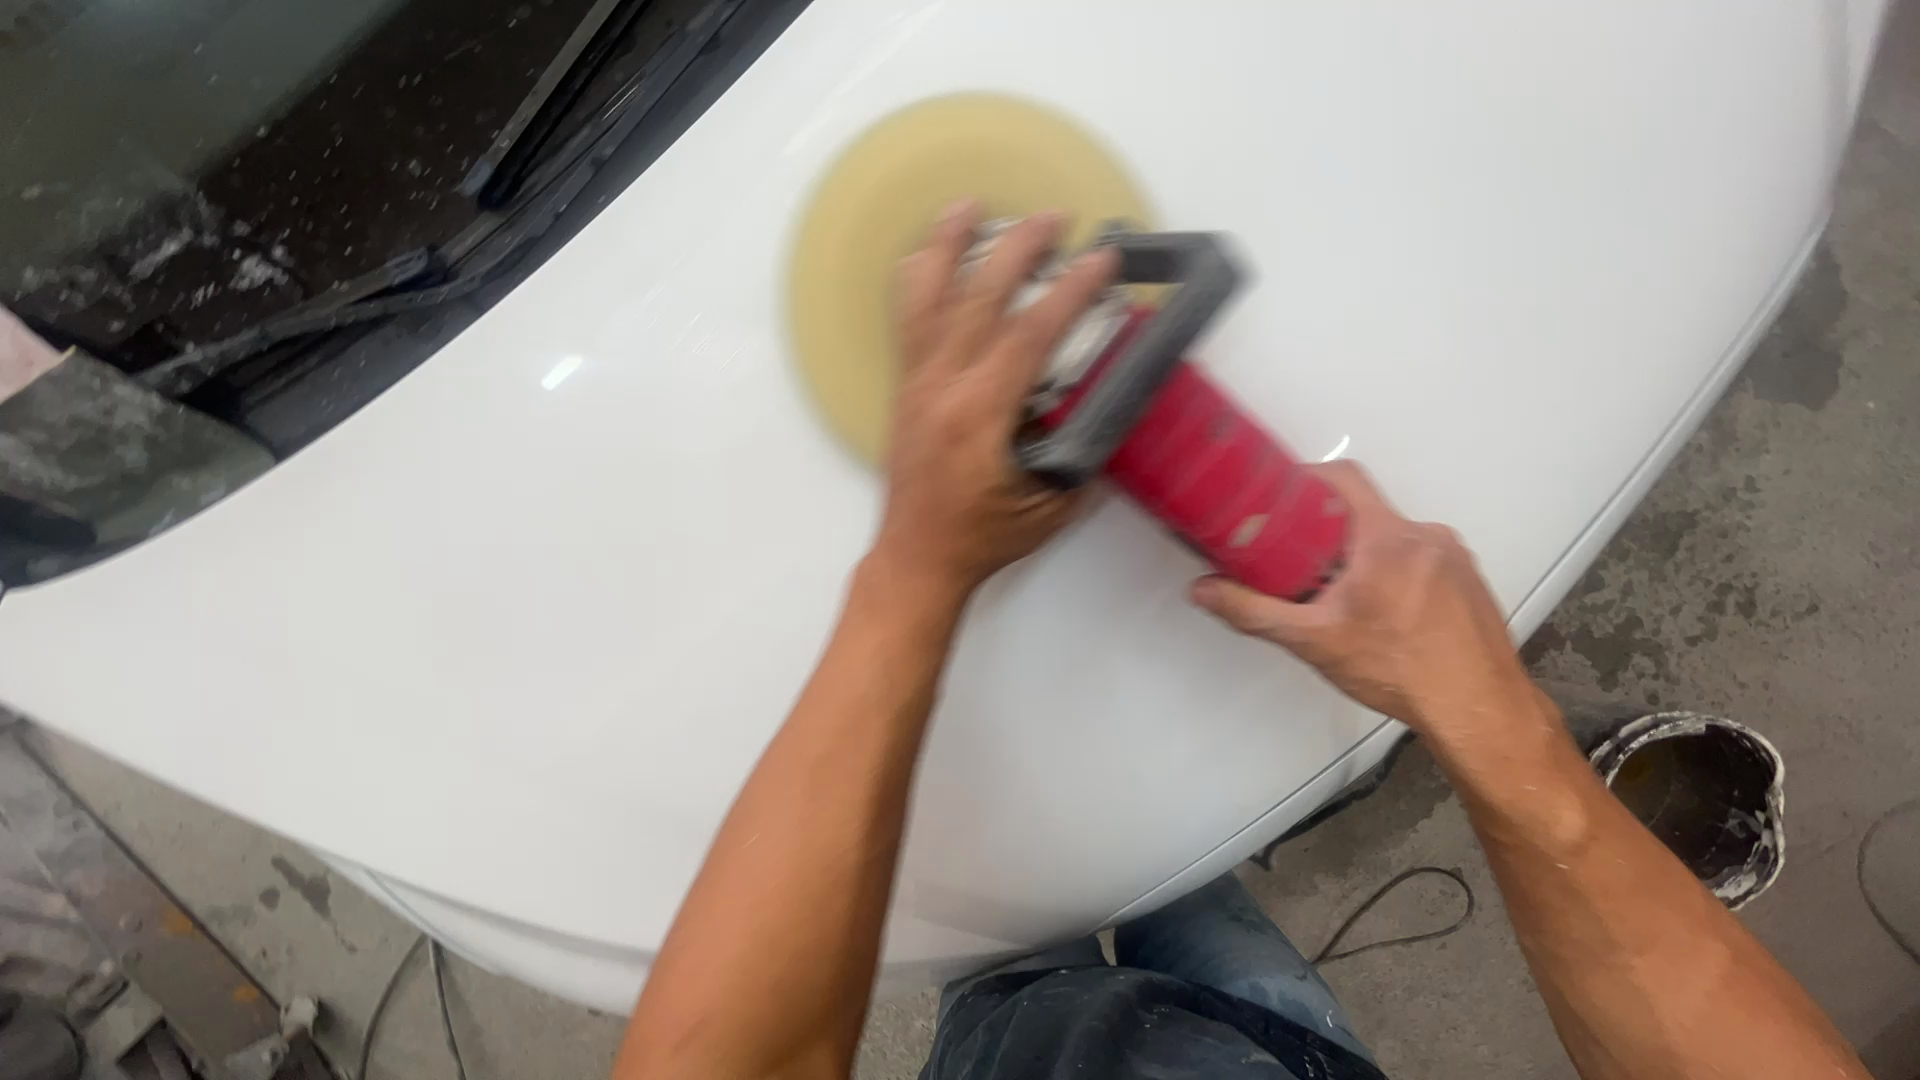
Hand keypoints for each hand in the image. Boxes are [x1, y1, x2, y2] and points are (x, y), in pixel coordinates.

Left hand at [870, 203, 1118, 594]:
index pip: (1030, 335)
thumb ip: (1082, 453)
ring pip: (929, 299)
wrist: (917, 557)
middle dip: (1020, 250)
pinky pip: (907, 323)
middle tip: (1054, 220)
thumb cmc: (980, 537)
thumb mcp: (1050, 504)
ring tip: (971, 206)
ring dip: (952, 247)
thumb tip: (1106, 405)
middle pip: (979, 299)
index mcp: (979, 416)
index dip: (1071, 292)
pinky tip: (925, 257)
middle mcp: (941, 389)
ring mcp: (916, 385)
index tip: (1102, 262)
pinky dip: (917, 282)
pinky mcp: (904, 390)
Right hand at [1189, 461, 1532, 733]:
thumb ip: (1252, 611)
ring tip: (1338, 595)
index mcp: (1386, 539)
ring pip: (1391, 537)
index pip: (1342, 477)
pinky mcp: (1469, 580)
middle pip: (1363, 511)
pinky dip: (1393, 573)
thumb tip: (1205, 590)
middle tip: (1298, 560)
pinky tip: (1380, 613)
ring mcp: (1453, 557)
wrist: (1480, 712)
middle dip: (1327, 531)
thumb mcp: (1312, 641)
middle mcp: (1425, 537)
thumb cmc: (1404, 673)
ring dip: (1362, 555)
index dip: (1306, 479)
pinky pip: (1420, 558)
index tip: (1280, 498)